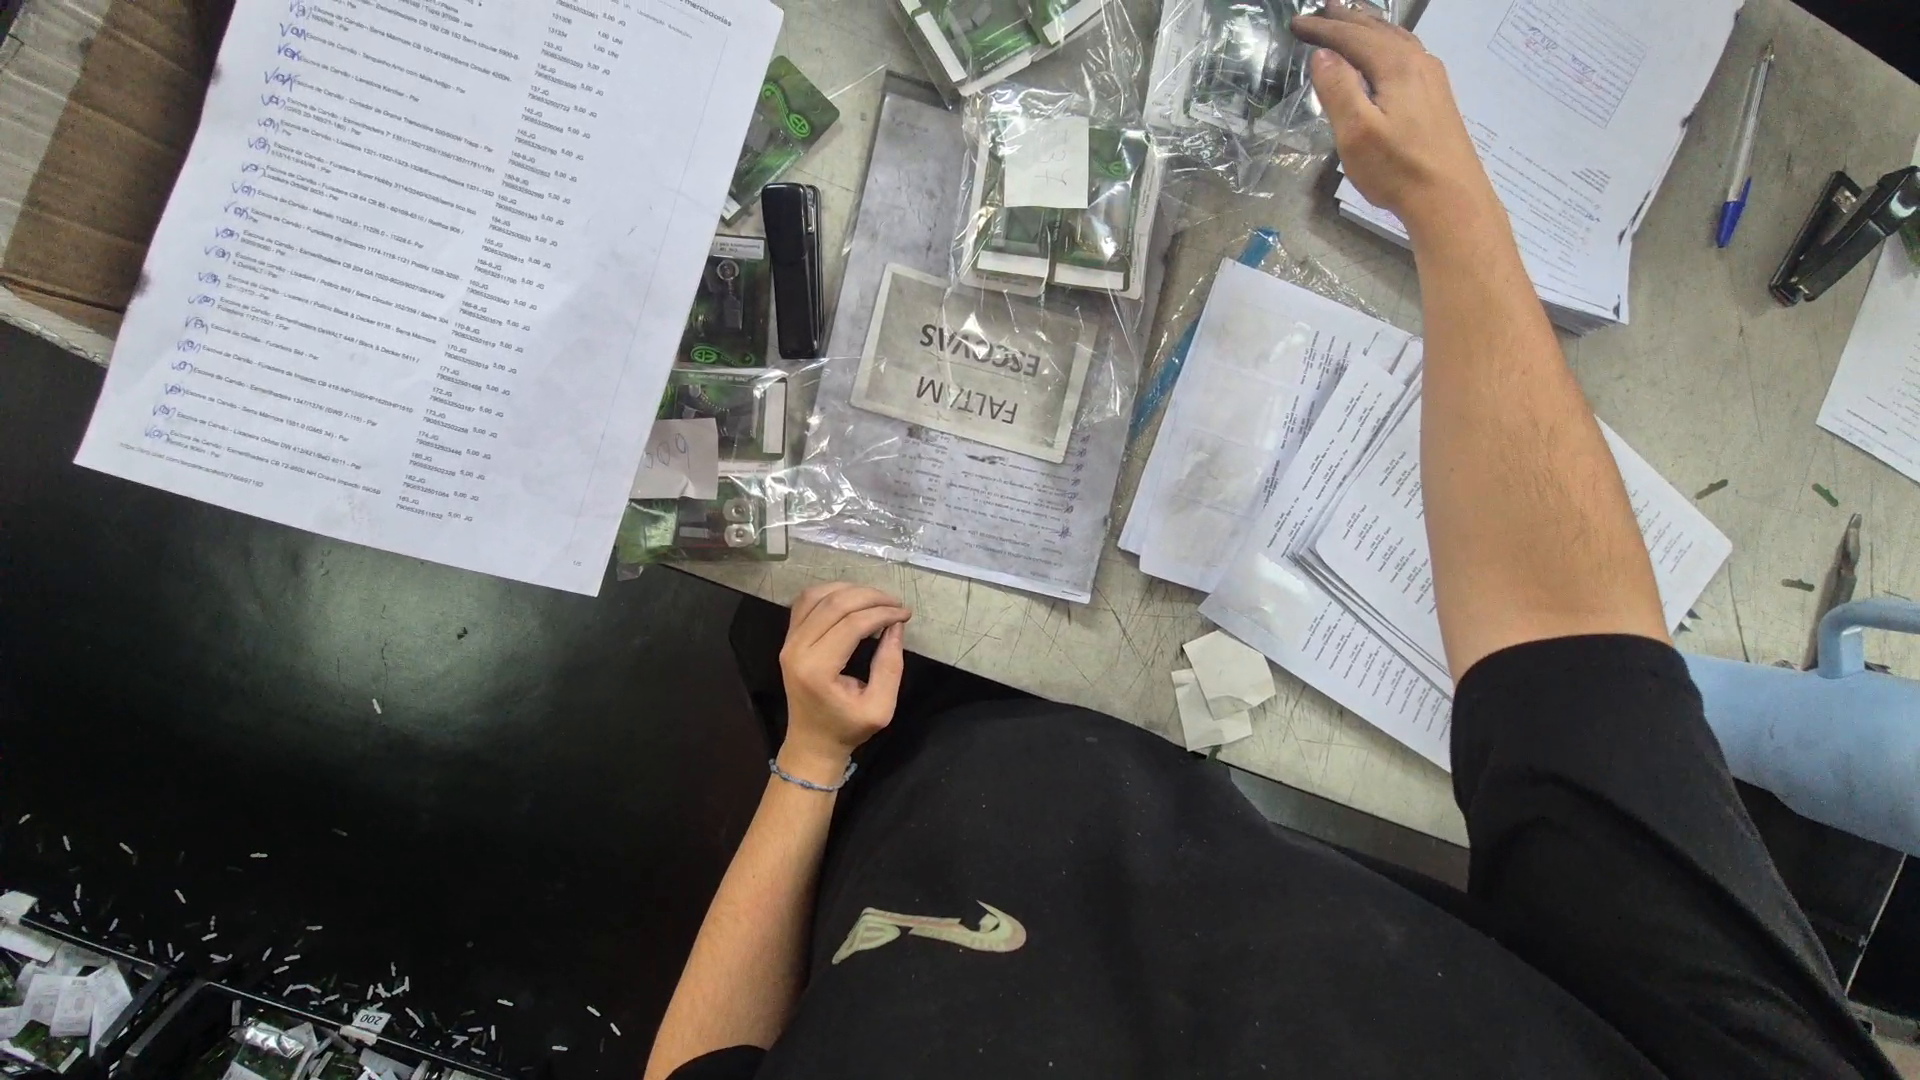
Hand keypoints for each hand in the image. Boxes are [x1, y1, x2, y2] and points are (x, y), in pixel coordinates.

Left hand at [777, 584, 911, 786]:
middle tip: (895, 603)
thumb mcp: (880, 708)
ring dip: (850, 590)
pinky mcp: (788, 638)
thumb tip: (896, 625)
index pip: (853, 624)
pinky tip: (852, 597)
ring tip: (877, 598)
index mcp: (817, 669)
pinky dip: (830, 592)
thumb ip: (890, 666)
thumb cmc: (846, 729)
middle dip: (871, 597)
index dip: (882, 613)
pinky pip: (806, 602)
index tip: (905, 614)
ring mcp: (788, 641)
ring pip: (817, 596)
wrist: (812, 742)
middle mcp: (797, 649)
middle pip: (835, 604)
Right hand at [1293, 1, 1496, 231]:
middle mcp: (1417, 62)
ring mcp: (1430, 78)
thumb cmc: (1397, 168)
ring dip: (1369, 27)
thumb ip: (1339, 90)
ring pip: (1396, 39)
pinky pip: (1406, 53)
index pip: (1353, 37)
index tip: (1297, 24)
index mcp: (1395, 66)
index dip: (1323, 29)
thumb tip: (1322, 56)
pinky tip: (1384, 52)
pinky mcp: (1435, 96)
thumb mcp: (1356, 132)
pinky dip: (1386, 43)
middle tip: (1322, 8)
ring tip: (1351, 19)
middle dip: (1347, 18)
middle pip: (1378, 30)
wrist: (1447, 195)